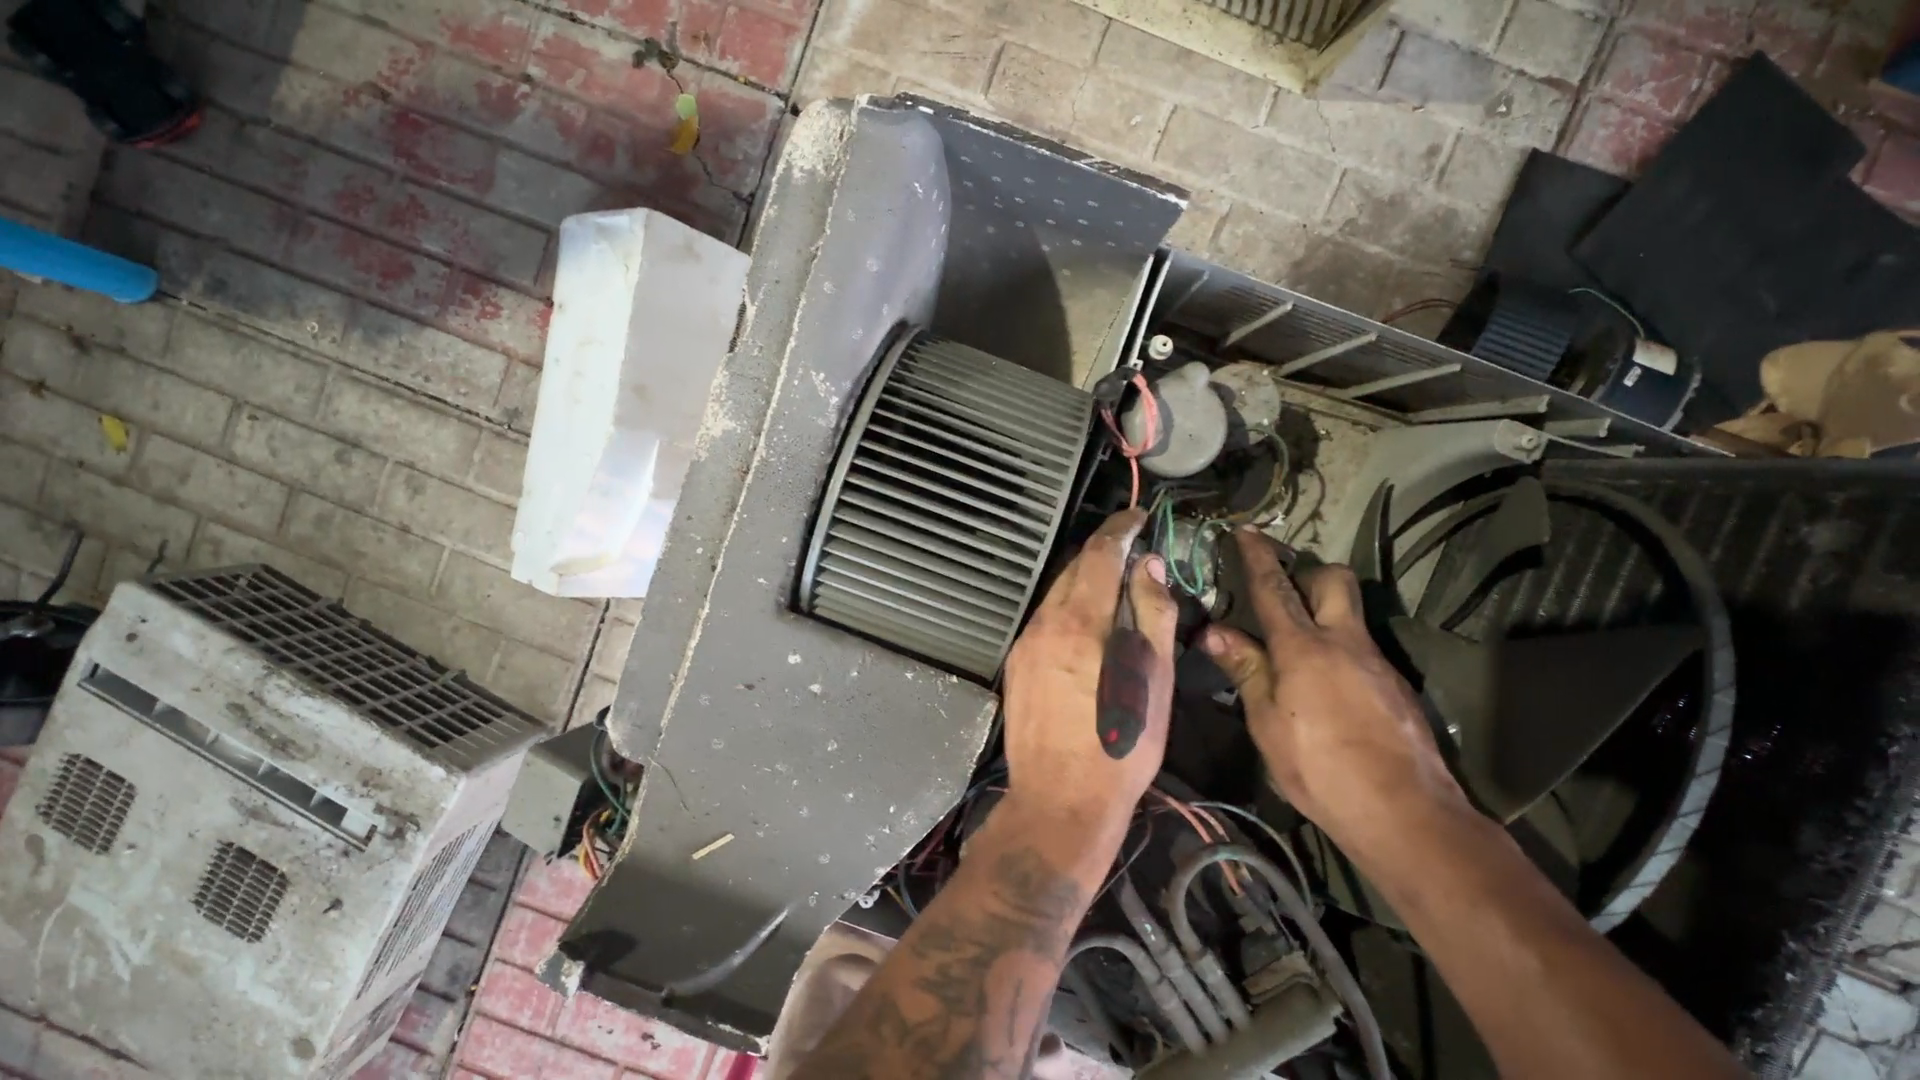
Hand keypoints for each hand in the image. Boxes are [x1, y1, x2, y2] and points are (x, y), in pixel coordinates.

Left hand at [1000, 509, 1177, 834]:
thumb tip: (1147, 565)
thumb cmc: (1121, 745)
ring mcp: (1025, 645)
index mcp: (1081, 621)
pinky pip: (1046, 621)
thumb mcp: (1154, 679)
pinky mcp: (1017, 667)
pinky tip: (1090, 630)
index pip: (1100, 553)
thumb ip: (1152, 615)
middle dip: (1105, 554)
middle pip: (1075, 569)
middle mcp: (1044, 623)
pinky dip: (1070, 610)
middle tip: (1136, 554)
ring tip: (1118, 591)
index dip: (1121, 529)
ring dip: (1086, 583)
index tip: (1139, 517)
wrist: (1060, 801)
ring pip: (1057, 594)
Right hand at [1200, 528, 1469, 848]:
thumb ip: (1246, 672)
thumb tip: (1215, 632)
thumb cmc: (1319, 769)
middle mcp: (1344, 643)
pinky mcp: (1397, 686)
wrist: (1403, 809)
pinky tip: (1331, 689)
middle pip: (1332, 580)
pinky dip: (1342, 652)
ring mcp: (1377, 662)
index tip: (1246, 530)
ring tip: (1300, 645)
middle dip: (1308, 571)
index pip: (1274, 589)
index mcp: (1302, 649)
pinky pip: (1364, 650)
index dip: (1257, 557)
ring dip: (1326, 612)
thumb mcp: (1268, 724)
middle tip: (1286, 587)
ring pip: (1351, 615)